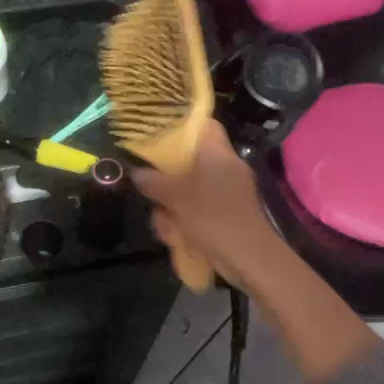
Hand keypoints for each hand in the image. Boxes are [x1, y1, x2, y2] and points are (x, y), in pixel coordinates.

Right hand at [131, 122, 278, 287]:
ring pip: (189, 190)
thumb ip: (154, 182)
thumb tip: (136, 173)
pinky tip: (174, 237)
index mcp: (219, 154)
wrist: (247, 258)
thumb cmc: (214, 217)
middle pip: (189, 161)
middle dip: (166, 179)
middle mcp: (225, 168)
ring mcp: (226, 193)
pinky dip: (184, 222)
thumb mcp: (177, 198)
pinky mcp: (225, 215)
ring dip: (171, 207)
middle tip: (150, 188)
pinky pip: (197, 210)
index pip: (204, 125)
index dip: (181, 125)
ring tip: (164, 224)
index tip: (156, 133)